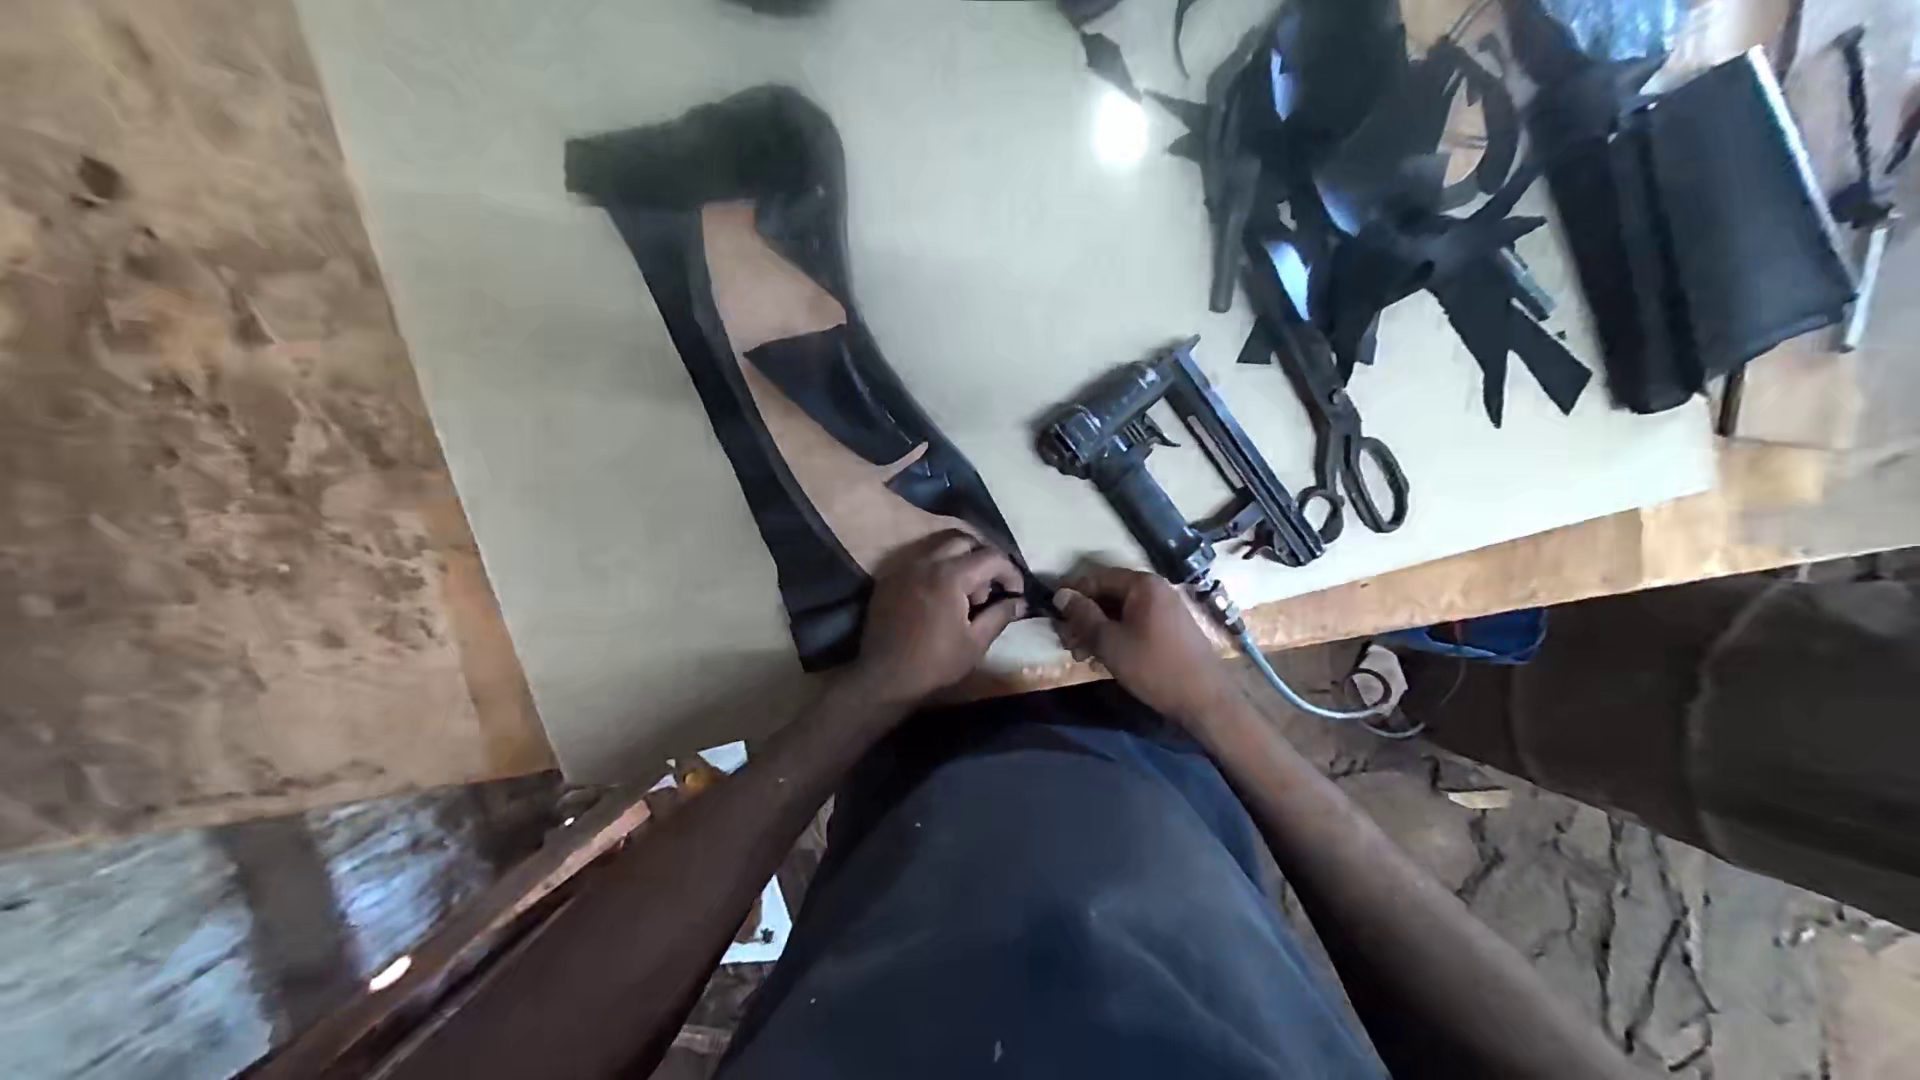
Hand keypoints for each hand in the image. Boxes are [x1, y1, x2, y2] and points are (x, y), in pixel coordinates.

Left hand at [847, 531, 1026, 706]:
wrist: (885, 676)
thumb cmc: (935, 662)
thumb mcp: (975, 642)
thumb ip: (1000, 615)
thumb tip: (1020, 602)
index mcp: (950, 575)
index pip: (991, 557)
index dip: (1010, 572)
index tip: (1016, 593)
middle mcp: (926, 562)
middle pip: (964, 542)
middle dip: (983, 561)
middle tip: (988, 591)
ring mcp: (904, 568)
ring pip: (939, 549)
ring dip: (959, 563)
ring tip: (963, 596)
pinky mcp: (890, 579)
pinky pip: (919, 563)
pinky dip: (936, 572)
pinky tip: (939, 599)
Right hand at [1052, 566, 1240, 723]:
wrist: (1204, 700)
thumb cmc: (1153, 667)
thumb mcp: (1109, 642)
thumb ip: (1082, 615)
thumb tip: (1060, 594)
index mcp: (1142, 585)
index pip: (1097, 578)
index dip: (1072, 594)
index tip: (1053, 615)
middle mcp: (1155, 589)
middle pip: (1108, 595)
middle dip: (1083, 617)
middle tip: (1067, 643)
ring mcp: (1165, 609)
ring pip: (1119, 612)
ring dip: (1096, 630)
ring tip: (1082, 656)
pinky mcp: (1170, 628)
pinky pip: (1134, 622)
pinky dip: (1115, 635)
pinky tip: (1104, 657)